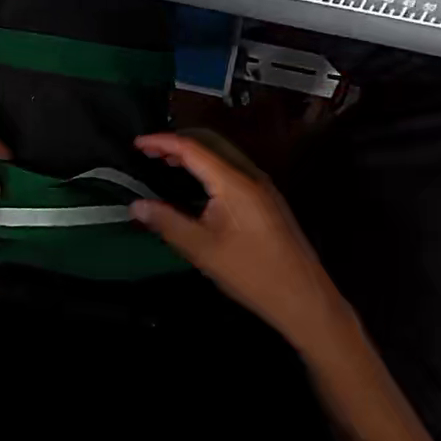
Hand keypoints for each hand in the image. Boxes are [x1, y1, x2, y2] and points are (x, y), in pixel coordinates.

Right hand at [130, 132, 352, 346]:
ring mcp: (263, 186)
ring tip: (166, 163)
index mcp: (234, 182)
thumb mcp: (203, 250)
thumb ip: (167, 223)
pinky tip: (197, 184)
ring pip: (223, 154)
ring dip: (194, 153)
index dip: (162, 142)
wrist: (305, 298)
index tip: (137, 143)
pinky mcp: (267, 199)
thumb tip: (135, 206)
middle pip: (210, 142)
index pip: (192, 148)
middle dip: (177, 141)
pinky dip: (209, 166)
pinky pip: (233, 168)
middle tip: (149, 151)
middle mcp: (251, 175)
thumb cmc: (252, 274)